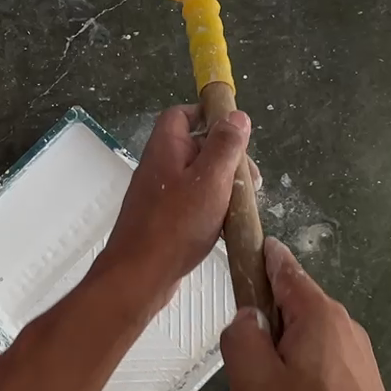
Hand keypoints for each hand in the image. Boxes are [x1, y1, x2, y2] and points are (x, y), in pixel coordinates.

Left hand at [98, 104, 251, 297]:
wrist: (139, 276)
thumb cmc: (177, 224)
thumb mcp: (210, 179)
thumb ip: (225, 145)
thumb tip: (237, 115)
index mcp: (166, 147)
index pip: (182, 114)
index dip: (208, 116)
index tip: (236, 133)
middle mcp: (159, 165)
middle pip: (195, 145)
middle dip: (226, 156)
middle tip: (250, 179)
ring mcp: (158, 194)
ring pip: (196, 176)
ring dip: (222, 184)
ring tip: (243, 203)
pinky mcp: (162, 219)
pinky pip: (191, 201)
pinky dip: (211, 206)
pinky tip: (226, 224)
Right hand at [219, 238, 390, 390]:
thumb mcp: (254, 387)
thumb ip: (242, 339)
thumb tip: (248, 314)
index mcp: (320, 317)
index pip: (285, 269)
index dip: (261, 257)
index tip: (243, 247)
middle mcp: (346, 332)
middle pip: (290, 317)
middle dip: (261, 341)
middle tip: (243, 386)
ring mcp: (359, 367)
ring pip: (300, 356)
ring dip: (274, 380)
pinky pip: (317, 385)